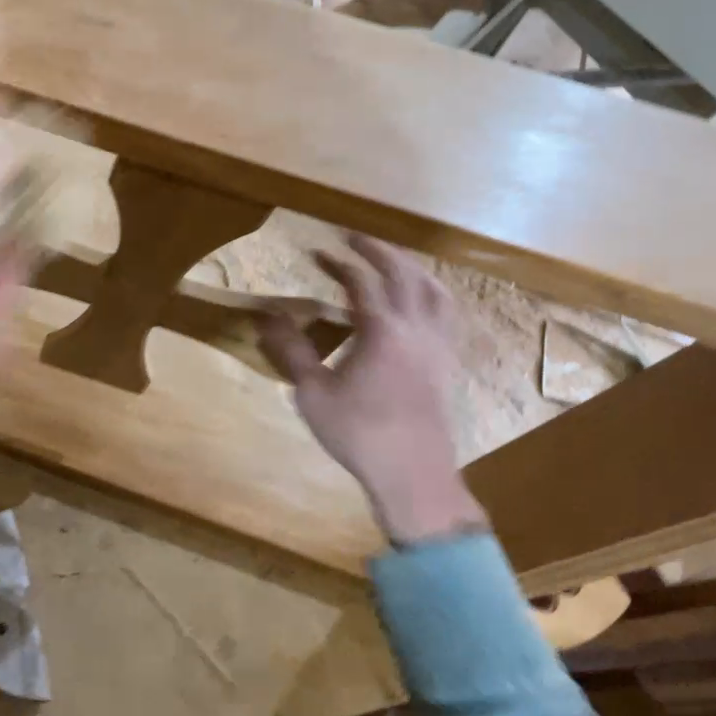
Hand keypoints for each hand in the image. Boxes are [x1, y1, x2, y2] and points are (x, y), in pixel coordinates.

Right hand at [260, 234, 487, 544]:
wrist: (413, 475)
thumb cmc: (358, 434)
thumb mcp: (312, 393)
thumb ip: (292, 351)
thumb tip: (267, 316)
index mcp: (383, 331)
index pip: (361, 282)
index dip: (339, 263)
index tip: (318, 252)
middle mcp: (416, 330)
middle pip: (405, 274)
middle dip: (380, 251)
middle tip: (356, 239)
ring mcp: (438, 347)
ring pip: (436, 292)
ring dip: (413, 269)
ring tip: (394, 263)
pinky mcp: (448, 365)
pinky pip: (447, 316)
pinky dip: (432, 297)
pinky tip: (420, 307)